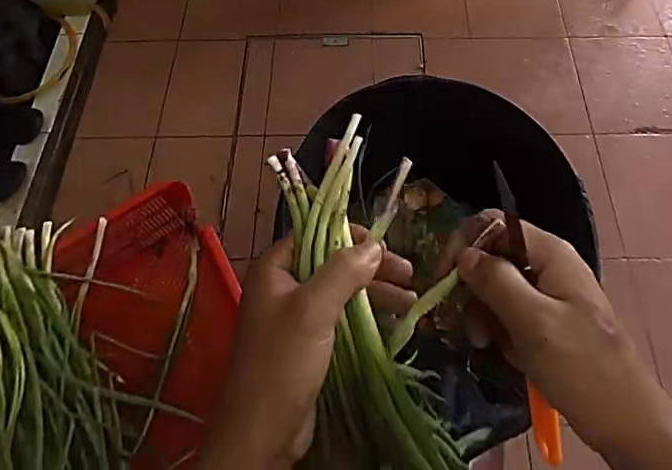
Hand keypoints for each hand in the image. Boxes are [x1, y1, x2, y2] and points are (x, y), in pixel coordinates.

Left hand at [195, 229, 414, 468]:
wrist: (260, 439)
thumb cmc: (281, 364)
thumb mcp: (313, 310)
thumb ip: (343, 271)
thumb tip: (374, 246)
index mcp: (274, 269)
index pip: (316, 233)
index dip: (350, 234)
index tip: (383, 244)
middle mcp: (283, 287)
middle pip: (334, 262)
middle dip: (372, 267)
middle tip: (407, 273)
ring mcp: (295, 317)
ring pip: (342, 291)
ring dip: (375, 292)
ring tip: (411, 300)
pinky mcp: (308, 344)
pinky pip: (341, 317)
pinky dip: (367, 315)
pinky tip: (392, 319)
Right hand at [457, 224, 671, 469]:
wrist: (628, 421)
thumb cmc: (581, 366)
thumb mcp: (533, 322)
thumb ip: (496, 281)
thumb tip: (464, 254)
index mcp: (550, 252)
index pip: (495, 224)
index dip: (466, 244)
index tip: (445, 279)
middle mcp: (549, 263)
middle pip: (495, 256)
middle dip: (476, 288)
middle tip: (470, 326)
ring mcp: (551, 292)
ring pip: (501, 287)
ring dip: (487, 315)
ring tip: (487, 346)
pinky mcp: (550, 321)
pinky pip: (514, 313)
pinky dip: (504, 331)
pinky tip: (508, 354)